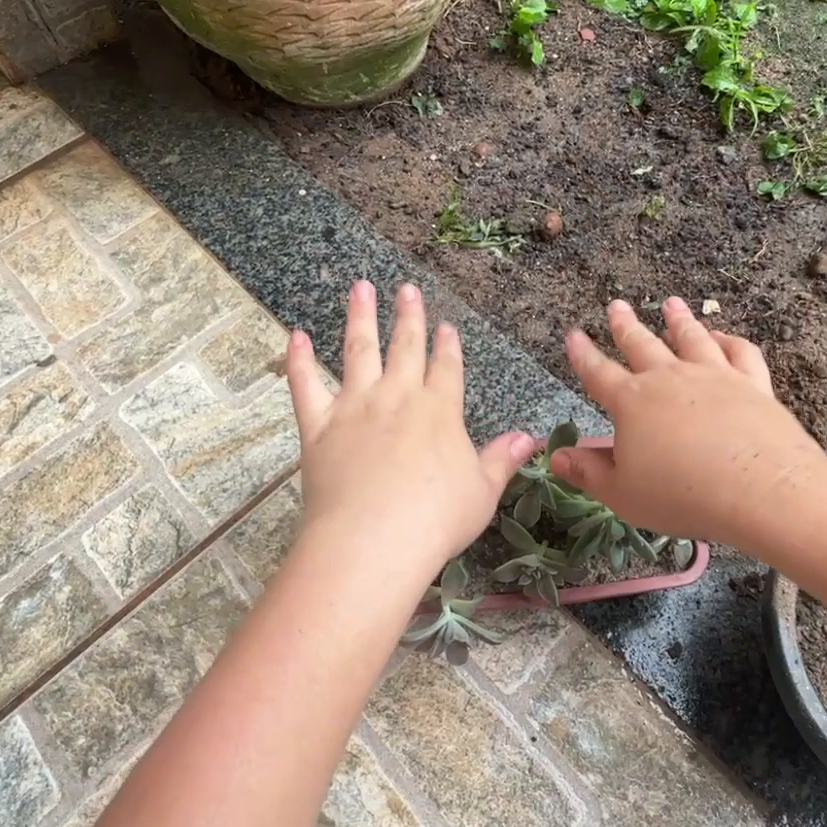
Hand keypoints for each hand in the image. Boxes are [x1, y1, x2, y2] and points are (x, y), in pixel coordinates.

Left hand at [285, 280, 537, 574]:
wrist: (374, 538)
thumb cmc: (436, 520)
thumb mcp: (482, 492)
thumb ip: (502, 460)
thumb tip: (530, 437)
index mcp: (439, 410)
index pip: (447, 368)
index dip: (448, 345)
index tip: (446, 325)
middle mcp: (398, 397)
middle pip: (406, 346)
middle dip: (408, 316)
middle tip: (407, 289)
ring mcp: (356, 406)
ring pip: (358, 350)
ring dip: (360, 316)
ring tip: (360, 287)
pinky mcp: (319, 424)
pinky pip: (306, 384)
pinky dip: (299, 359)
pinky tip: (296, 336)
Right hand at [550, 298, 826, 540]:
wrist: (760, 490)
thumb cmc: (681, 495)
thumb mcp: (622, 493)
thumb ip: (588, 472)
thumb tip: (556, 456)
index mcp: (631, 402)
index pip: (597, 373)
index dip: (582, 355)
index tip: (573, 334)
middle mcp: (669, 379)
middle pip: (641, 344)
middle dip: (625, 325)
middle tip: (616, 305)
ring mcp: (713, 376)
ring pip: (691, 338)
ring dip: (678, 320)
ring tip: (671, 303)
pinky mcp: (753, 384)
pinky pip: (740, 353)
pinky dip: (729, 340)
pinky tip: (723, 336)